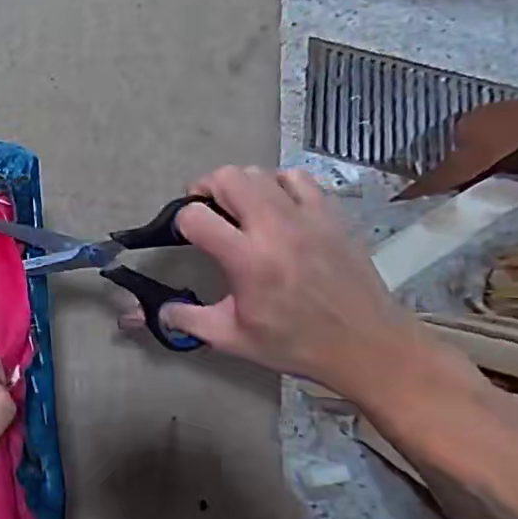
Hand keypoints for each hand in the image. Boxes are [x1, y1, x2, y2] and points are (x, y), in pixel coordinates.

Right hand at [142, 165, 433, 400]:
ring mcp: (307, 217)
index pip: (196, 216)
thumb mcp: (231, 338)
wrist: (368, 346)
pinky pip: (298, 178)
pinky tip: (276, 207)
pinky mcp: (331, 215)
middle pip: (228, 177)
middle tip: (205, 212)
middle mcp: (276, 229)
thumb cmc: (296, 343)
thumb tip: (150, 313)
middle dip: (206, 190)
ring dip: (240, 185)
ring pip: (260, 172)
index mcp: (248, 260)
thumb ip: (185, 319)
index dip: (181, 222)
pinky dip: (278, 184)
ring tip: (239, 209)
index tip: (185, 237)